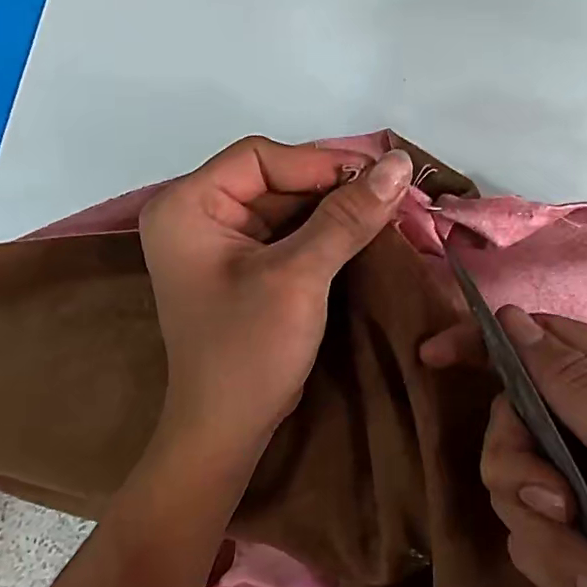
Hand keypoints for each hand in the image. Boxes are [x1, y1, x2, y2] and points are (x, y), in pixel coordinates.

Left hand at [140, 136, 412, 454]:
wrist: (226, 429)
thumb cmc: (249, 351)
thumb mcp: (299, 277)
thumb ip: (346, 217)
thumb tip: (400, 164)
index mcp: (186, 206)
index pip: (260, 158)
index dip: (321, 163)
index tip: (380, 177)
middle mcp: (194, 216)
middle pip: (272, 180)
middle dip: (331, 188)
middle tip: (390, 196)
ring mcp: (216, 245)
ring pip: (283, 208)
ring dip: (332, 212)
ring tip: (383, 214)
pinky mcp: (239, 270)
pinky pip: (283, 236)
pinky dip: (321, 236)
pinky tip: (359, 237)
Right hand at [420, 308, 586, 586]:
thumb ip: (576, 384)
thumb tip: (513, 319)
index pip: (547, 342)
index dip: (487, 344)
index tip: (431, 357)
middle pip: (517, 424)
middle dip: (524, 472)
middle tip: (558, 508)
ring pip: (517, 494)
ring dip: (559, 546)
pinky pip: (537, 548)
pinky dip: (572, 582)